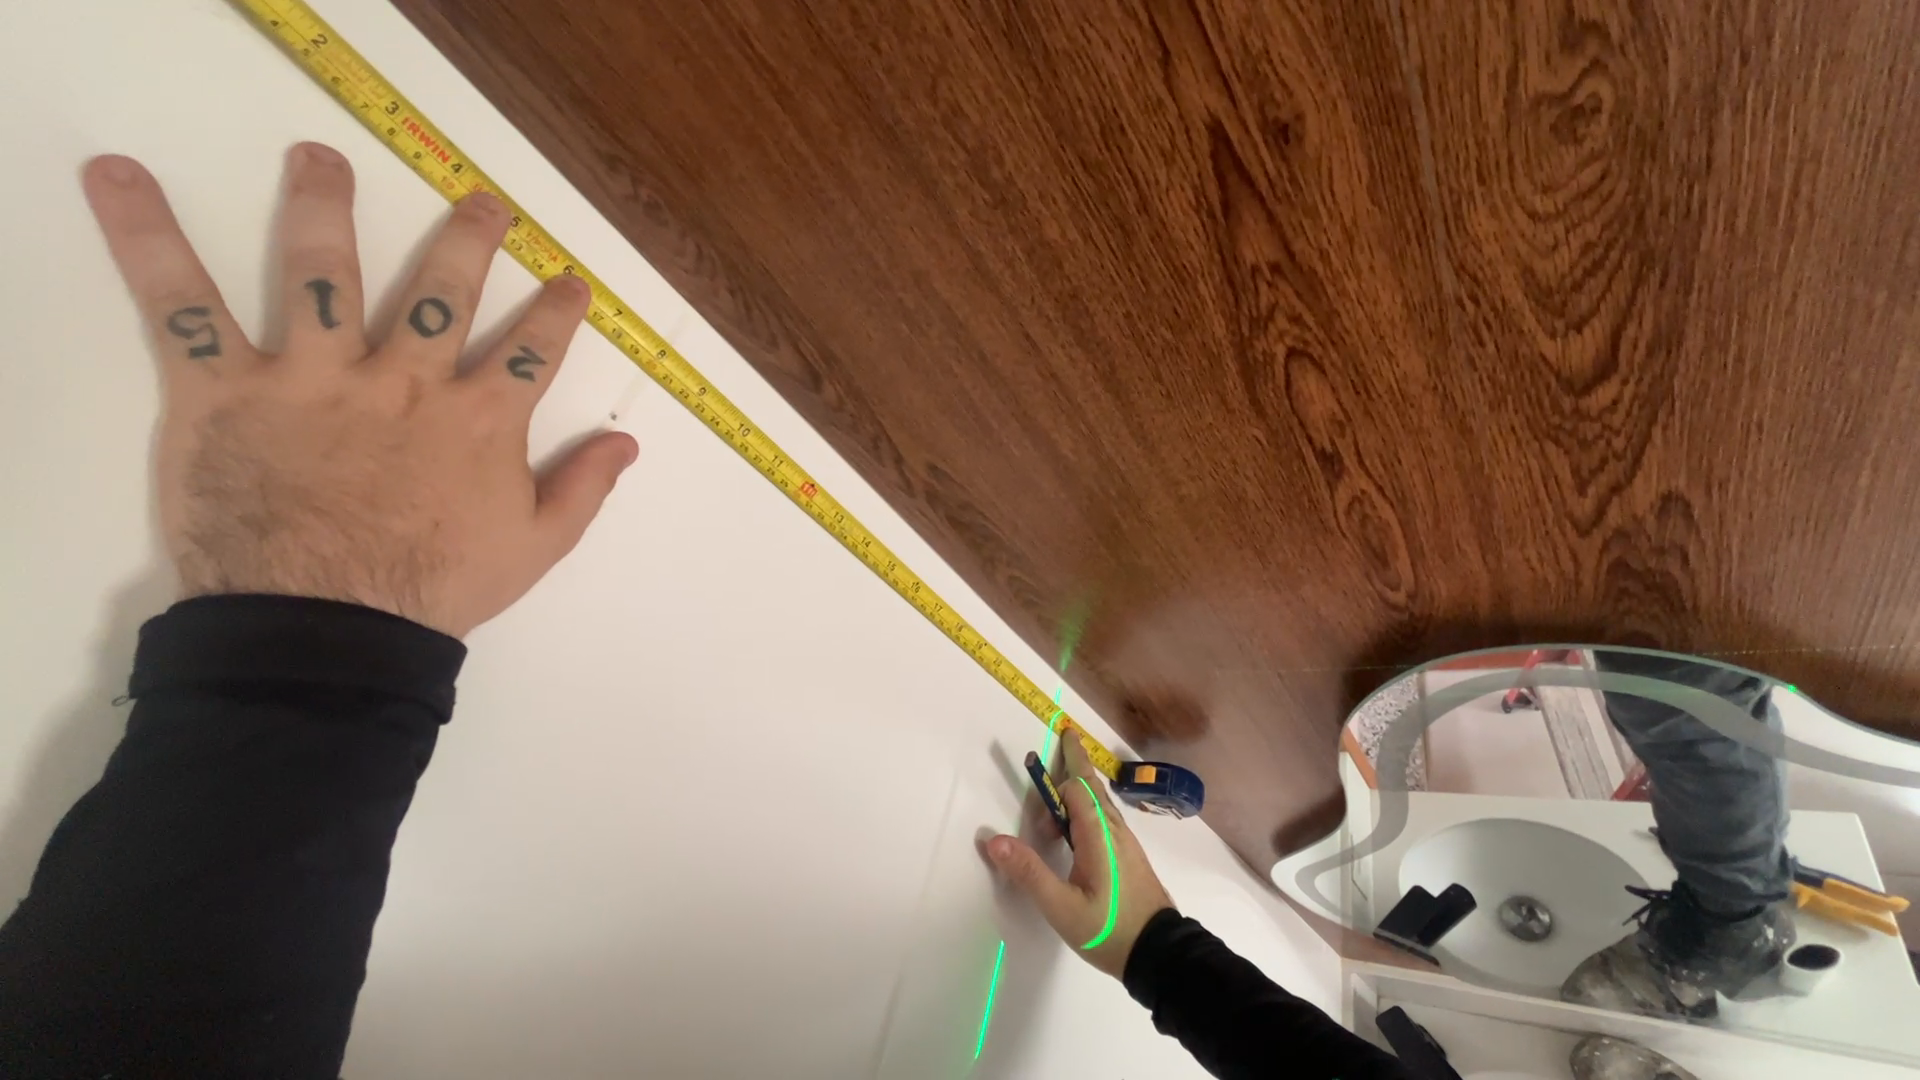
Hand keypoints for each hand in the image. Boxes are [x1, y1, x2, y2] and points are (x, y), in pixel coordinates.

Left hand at [82, 143, 636, 637]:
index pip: (533, 348)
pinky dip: (147, 241)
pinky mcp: (229, 390)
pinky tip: (120, 180)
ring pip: (323, 274)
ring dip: (326, 210)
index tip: (571, 283)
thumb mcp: (539, 543)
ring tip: (322, 158)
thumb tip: (628, 441)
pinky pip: (182, 309)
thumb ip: (585, 486)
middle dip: (471, 241)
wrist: (331, 623)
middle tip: (485, 203)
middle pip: (444, 291)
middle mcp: (408, 381)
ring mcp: (318, 377)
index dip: (558, 312)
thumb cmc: (440, 583)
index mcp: (482, 420)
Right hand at [985, 733, 1175, 978]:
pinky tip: (1082, 824)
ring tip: (1069, 774)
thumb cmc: (1111, 929)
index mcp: (1098, 834)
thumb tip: (993, 839)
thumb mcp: (1062, 907)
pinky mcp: (1129, 857)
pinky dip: (1090, 805)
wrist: (1161, 955)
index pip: (1076, 790)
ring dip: (1082, 784)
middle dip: (1077, 759)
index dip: (1052, 790)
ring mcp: (1126, 843)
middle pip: (1092, 785)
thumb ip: (1029, 872)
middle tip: (1068, 733)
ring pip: (1101, 802)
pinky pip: (1106, 817)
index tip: (1036, 798)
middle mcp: (1114, 830)